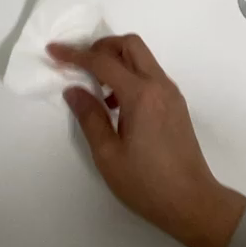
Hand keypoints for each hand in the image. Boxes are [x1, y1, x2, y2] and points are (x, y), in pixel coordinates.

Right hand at [50, 35, 245, 246]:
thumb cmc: (146, 183)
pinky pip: (150, 75)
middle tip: (80, 65)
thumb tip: (74, 90)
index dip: (76, 54)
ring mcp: (171, 93)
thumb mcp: (108, 155)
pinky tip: (116, 106)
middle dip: (101, 47)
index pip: (103, 62)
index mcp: (141, 95)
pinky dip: (130, 76)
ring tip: (96, 90)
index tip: (54, 51)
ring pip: (142, 58)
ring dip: (117, 61)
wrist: (192, 201)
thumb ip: (90, 117)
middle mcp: (159, 85)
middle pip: (130, 45)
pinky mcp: (176, 104)